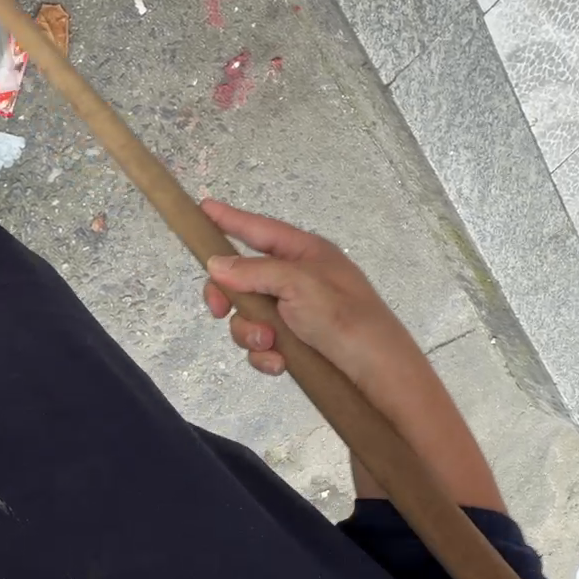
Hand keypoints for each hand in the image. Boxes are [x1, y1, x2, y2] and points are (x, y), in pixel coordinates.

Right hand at [198, 199, 419, 390]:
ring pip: (245, 316)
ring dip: (250, 333)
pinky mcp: (291, 342)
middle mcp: (294, 280)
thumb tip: (215, 264)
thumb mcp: (299, 284)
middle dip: (229, 298)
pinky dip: (264, 355)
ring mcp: (291, 312)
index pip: (258, 230)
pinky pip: (259, 344)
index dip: (230, 219)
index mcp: (303, 254)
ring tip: (270, 344)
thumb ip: (254, 271)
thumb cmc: (345, 317)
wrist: (376, 371)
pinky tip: (279, 362)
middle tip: (219, 310)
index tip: (202, 207)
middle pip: (240, 279)